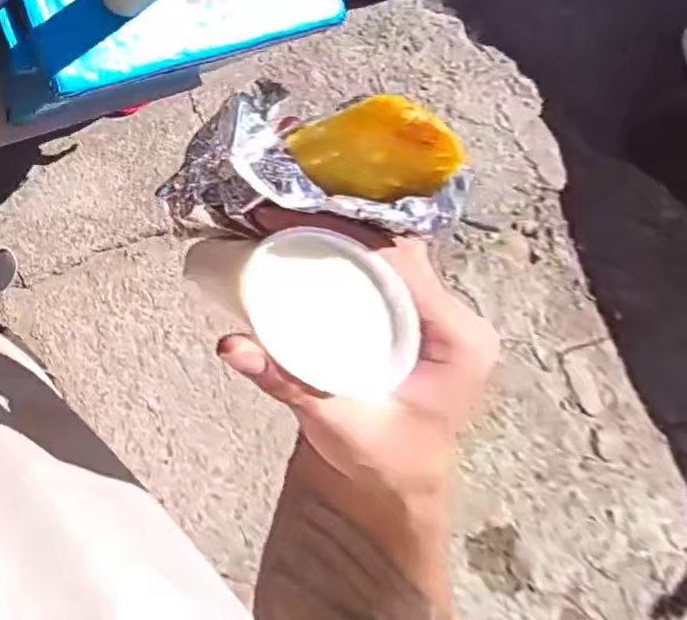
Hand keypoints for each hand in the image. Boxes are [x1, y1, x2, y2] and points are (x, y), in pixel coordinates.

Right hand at [218, 207, 499, 501]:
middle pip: (386, 242)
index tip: (279, 218)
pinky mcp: (395, 310)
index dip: (341, 227)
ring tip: (263, 216)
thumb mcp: (333, 418)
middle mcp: (446, 314)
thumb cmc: (377, 452)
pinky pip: (365, 260)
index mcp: (456, 336)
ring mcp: (422, 310)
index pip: (402, 258)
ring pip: (375, 245)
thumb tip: (230, 344)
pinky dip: (326, 239)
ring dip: (321, 224)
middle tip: (260, 212)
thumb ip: (283, 381)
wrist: (387, 474)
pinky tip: (286, 231)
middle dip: (322, 218)